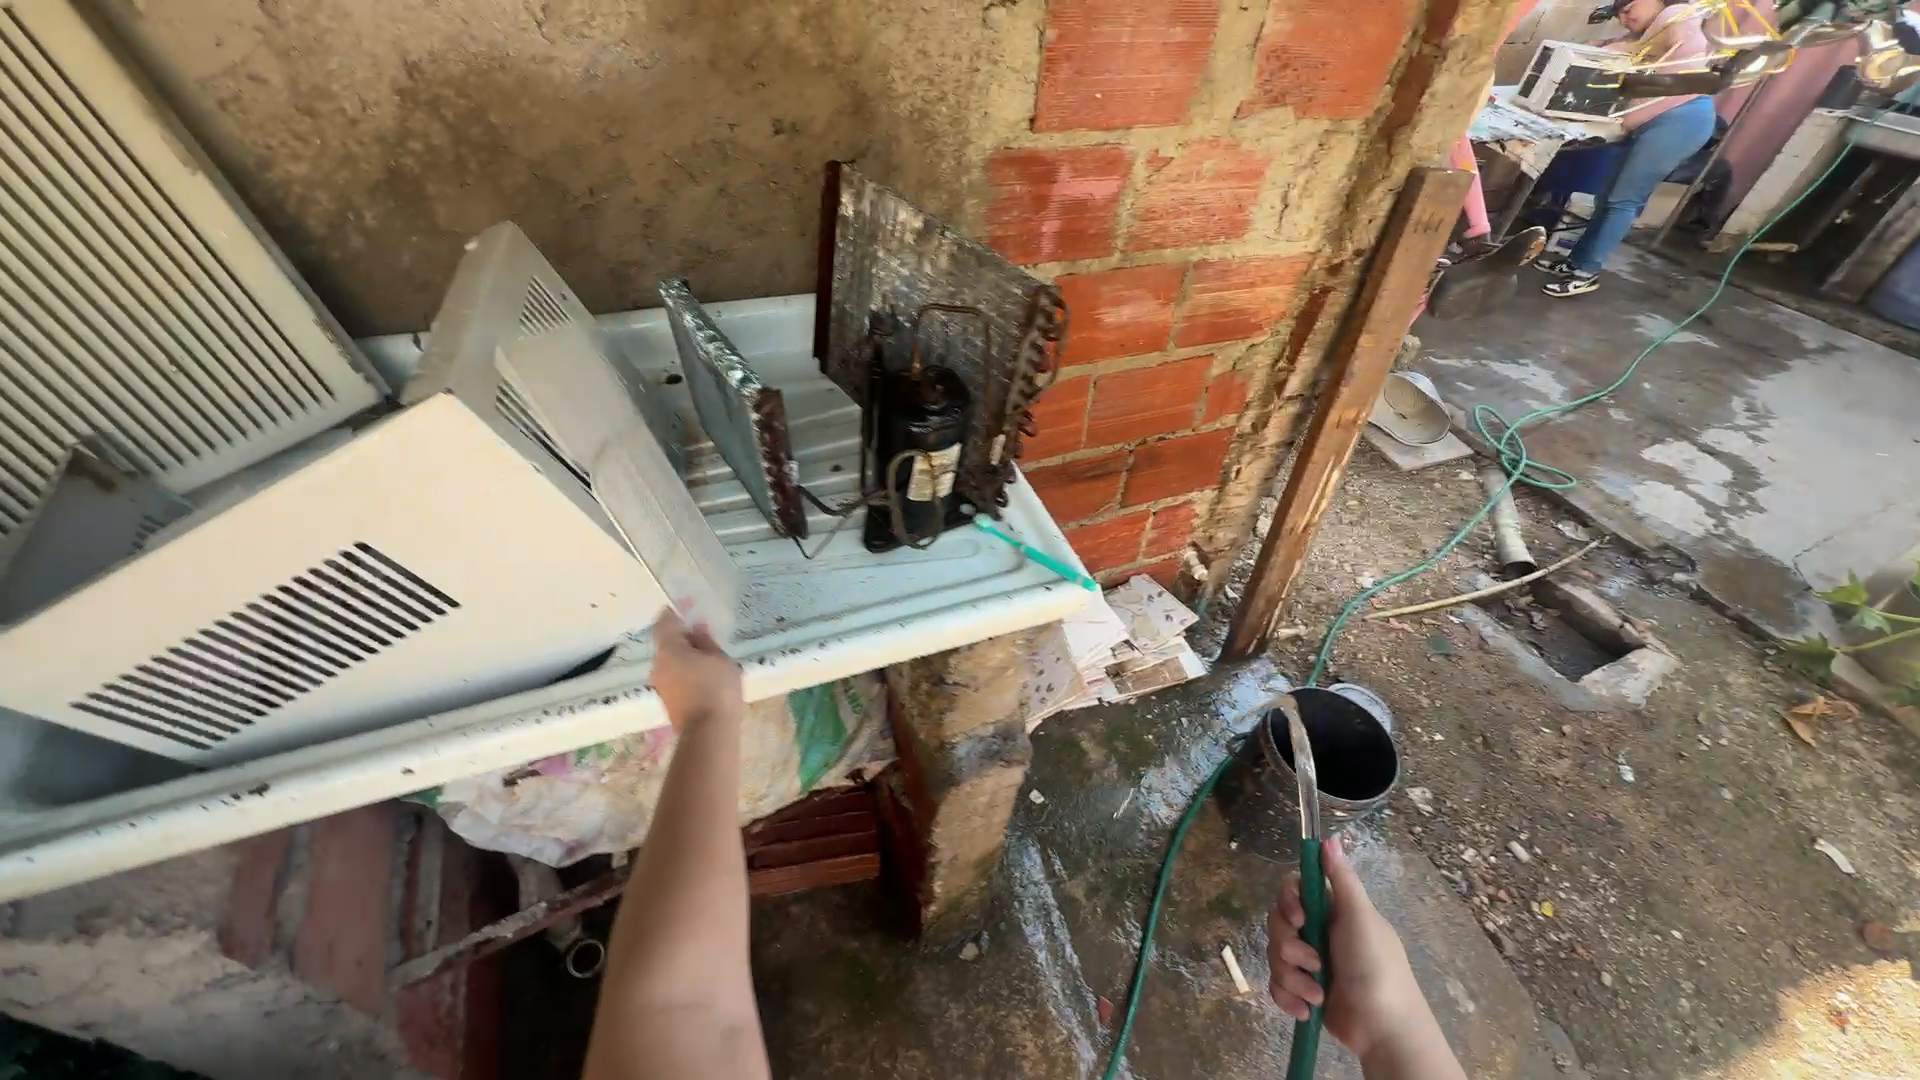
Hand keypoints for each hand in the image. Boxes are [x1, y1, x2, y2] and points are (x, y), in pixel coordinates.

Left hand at [649, 609, 742, 730]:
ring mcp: (660, 685)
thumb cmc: (717, 688)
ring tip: (709, 662)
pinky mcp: (667, 701)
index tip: (688, 610)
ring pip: (670, 663)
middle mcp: (657, 665)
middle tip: (706, 639)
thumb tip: (697, 631)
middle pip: (667, 644)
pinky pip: (674, 678)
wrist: (709, 731)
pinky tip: (705, 680)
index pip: (664, 623)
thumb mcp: (720, 658)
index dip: (675, 614)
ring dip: (685, 658)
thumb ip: (706, 642)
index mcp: (668, 650)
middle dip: (684, 639)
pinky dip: (686, 674)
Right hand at [1266, 835, 1428, 1060]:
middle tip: (1313, 961)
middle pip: (1278, 924)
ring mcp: (1309, 963)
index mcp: (1332, 912)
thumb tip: (1328, 838)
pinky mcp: (1303, 991)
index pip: (1293, 891)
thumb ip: (1342, 880)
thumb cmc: (1376, 968)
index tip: (1298, 919)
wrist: (1385, 1031)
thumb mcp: (1361, 919)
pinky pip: (1277, 984)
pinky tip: (1307, 1010)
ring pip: (1275, 955)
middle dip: (1289, 947)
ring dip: (1292, 977)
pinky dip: (1288, 997)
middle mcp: (1318, 933)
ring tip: (1316, 994)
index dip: (1287, 902)